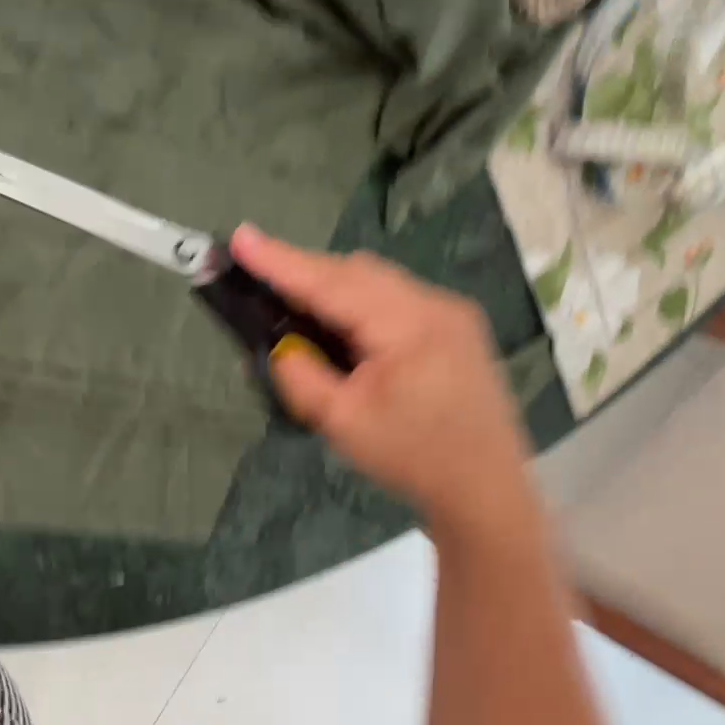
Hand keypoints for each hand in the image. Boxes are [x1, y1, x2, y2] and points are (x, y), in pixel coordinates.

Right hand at [231, 225, 535, 531]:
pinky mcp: (450, 330)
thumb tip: (276, 347)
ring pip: (373, 283)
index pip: (332, 283)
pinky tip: (331, 328)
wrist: (484, 487)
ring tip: (286, 304)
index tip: (240, 237)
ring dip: (327, 288)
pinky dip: (351, 305)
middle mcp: (434, 305)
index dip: (281, 261)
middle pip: (355, 272)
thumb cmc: (411, 457)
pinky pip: (389, 301)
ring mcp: (448, 314)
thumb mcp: (342, 421)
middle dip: (303, 271)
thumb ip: (301, 377)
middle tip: (254, 274)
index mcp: (409, 324)